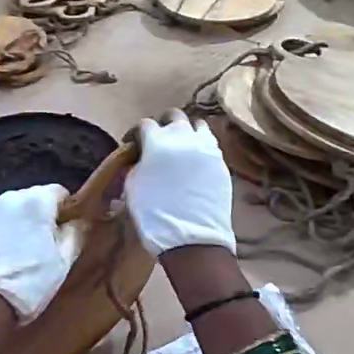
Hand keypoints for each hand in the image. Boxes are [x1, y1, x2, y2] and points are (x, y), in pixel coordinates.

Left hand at [0, 184, 84, 320]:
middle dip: (34, 217)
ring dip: (9, 224)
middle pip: (28, 200)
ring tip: (9, 254)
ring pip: (3, 211)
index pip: (56, 191)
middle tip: (36, 245)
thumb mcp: (63, 261)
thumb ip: (75, 234)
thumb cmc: (31, 282)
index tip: (62, 228)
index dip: (62, 209)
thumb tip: (79, 221)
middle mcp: (7, 197)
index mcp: (36, 202)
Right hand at [124, 112, 236, 257]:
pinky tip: (196, 160)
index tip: (132, 144)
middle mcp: (182, 136)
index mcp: (156, 141)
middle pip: (174, 116)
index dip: (136, 133)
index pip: (144, 124)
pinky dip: (201, 146)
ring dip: (187, 131)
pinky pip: (210, 144)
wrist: (192, 238)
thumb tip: (140, 159)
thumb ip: (136, 165)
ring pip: (197, 125)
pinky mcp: (220, 161)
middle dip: (164, 124)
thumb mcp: (133, 187)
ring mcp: (205, 147)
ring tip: (182, 146)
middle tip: (158, 140)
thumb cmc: (154, 215)